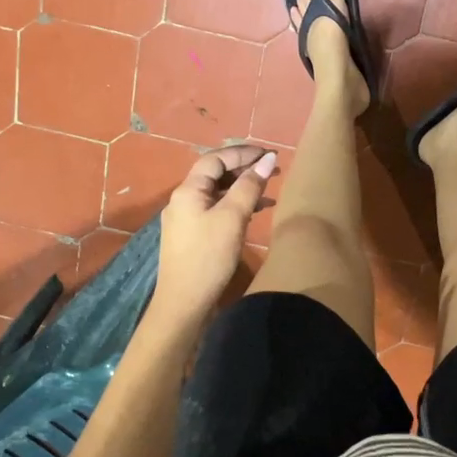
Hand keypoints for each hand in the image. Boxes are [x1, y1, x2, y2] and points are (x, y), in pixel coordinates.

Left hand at [153, 145, 276, 323]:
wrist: (183, 303)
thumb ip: (250, 186)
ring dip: (242, 187)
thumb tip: (267, 159)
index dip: (242, 153)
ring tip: (269, 189)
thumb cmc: (208, 257)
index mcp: (188, 190)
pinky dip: (236, 205)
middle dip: (244, 168)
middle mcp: (183, 199)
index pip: (215, 159)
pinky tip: (256, 212)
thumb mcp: (233, 217)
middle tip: (273, 169)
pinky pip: (216, 209)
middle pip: (215, 174)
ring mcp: (186, 218)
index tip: (269, 154)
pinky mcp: (193, 235)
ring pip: (217, 192)